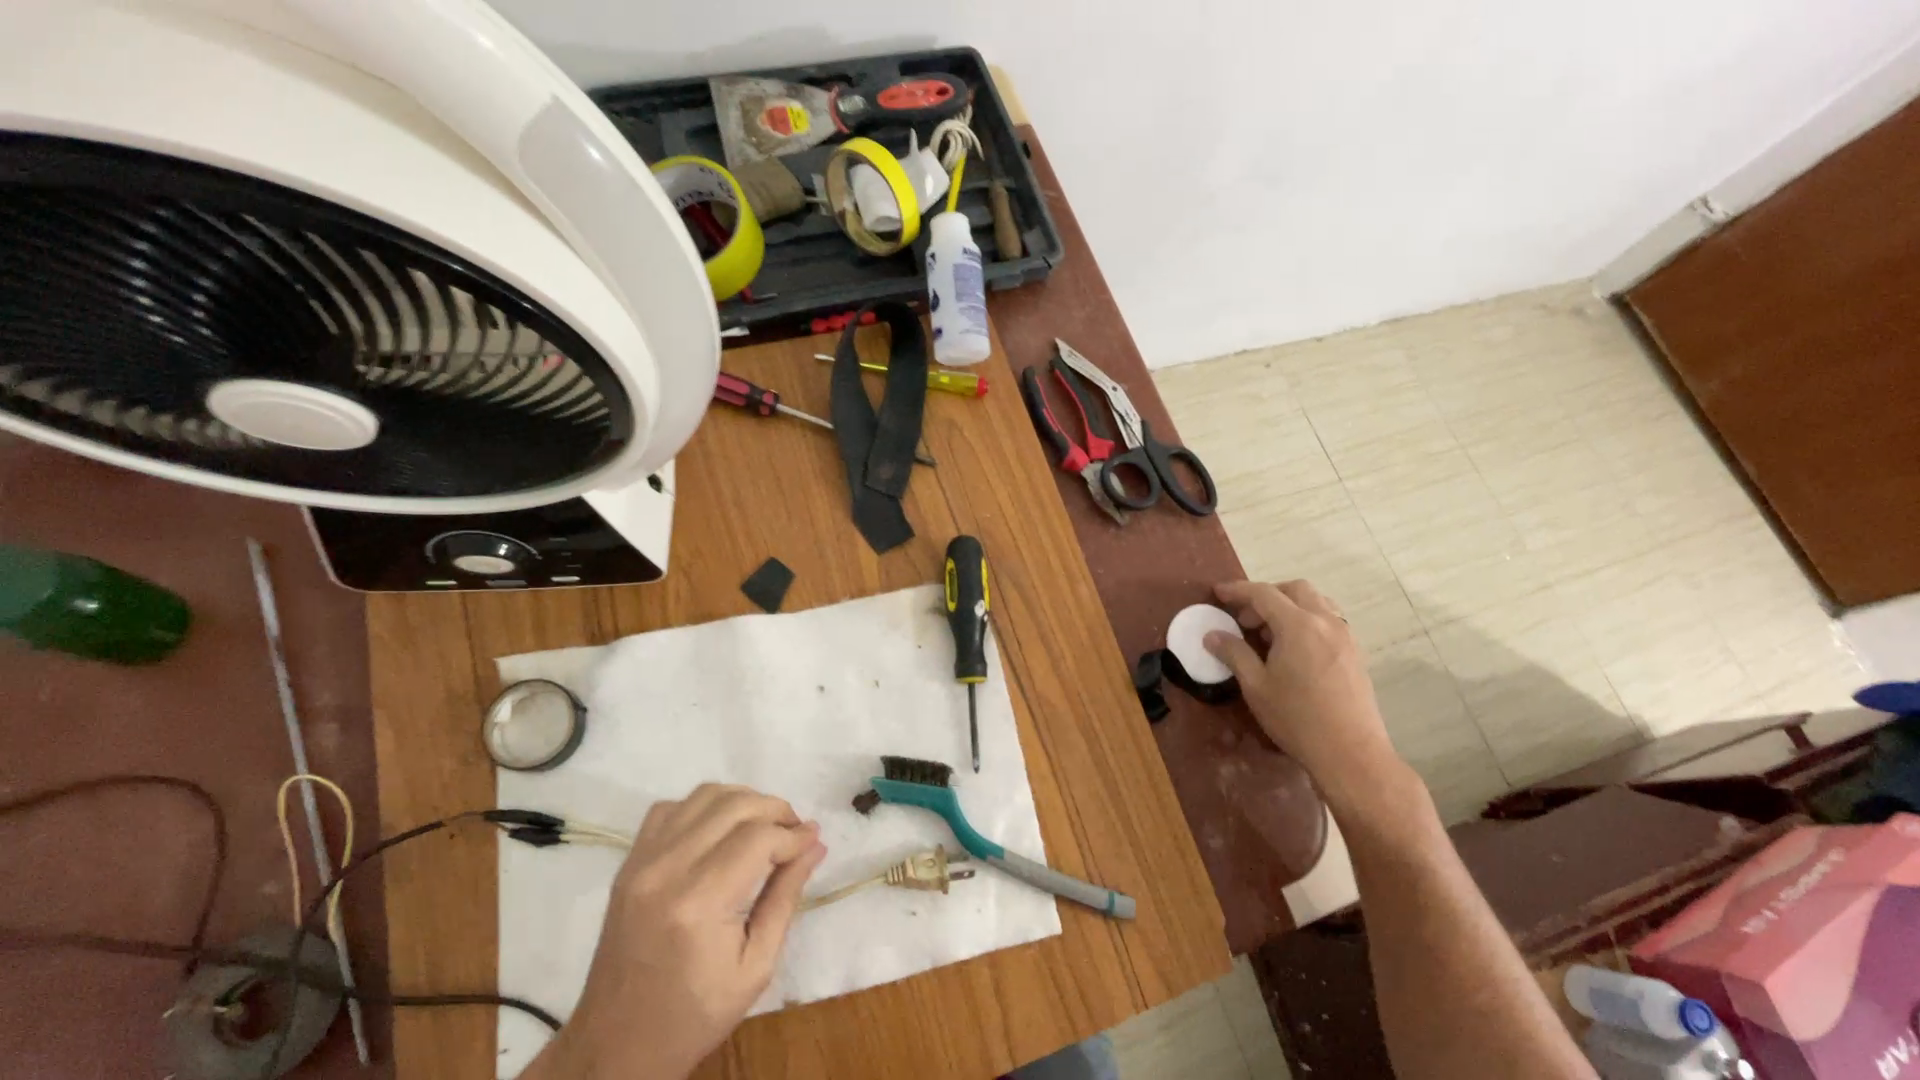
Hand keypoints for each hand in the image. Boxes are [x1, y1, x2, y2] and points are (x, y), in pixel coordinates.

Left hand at [527, 784, 827, 1079]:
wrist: (618, 1043)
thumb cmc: (695, 1016)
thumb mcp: (755, 967)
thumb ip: (785, 898)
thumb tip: (814, 845)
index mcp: (698, 904)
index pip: (757, 839)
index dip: (793, 834)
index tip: (814, 841)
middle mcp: (665, 870)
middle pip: (732, 805)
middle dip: (774, 810)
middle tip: (796, 833)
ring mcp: (640, 862)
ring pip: (703, 796)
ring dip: (742, 802)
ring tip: (764, 828)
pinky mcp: (628, 864)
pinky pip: (670, 809)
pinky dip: (703, 808)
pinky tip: (720, 832)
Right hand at [1203, 580, 1409, 814]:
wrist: (1350, 752)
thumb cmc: (1297, 719)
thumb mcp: (1256, 687)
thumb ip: (1234, 654)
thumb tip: (1212, 635)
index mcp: (1298, 625)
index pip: (1263, 593)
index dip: (1237, 590)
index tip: (1218, 592)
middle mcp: (1326, 621)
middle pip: (1295, 589)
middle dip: (1266, 595)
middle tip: (1245, 618)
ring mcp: (1346, 636)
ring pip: (1317, 602)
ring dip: (1290, 606)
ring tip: (1269, 633)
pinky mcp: (1356, 652)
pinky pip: (1329, 620)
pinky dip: (1308, 620)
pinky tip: (1295, 649)